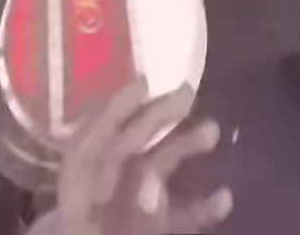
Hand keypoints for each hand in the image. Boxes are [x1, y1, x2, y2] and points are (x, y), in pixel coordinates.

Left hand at [31, 84, 232, 234]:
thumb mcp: (121, 234)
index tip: (144, 81)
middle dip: (154, 123)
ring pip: (144, 185)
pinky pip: (161, 226)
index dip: (112, 111)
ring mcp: (113, 227)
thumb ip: (136, 222)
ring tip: (215, 134)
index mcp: (77, 212)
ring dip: (179, 158)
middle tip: (188, 94)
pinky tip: (222, 203)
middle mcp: (91, 212)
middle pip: (120, 156)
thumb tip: (152, 179)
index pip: (90, 148)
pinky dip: (188, 213)